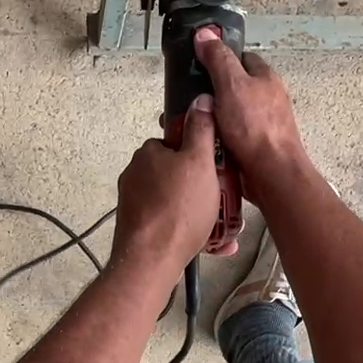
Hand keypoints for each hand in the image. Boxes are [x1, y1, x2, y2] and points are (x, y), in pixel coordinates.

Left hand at [112, 95, 220, 279]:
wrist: (150, 262)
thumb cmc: (178, 208)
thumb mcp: (199, 161)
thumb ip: (201, 129)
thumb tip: (200, 100)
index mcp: (148, 153)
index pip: (177, 142)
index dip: (201, 153)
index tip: (218, 168)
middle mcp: (136, 175)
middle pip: (179, 173)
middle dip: (206, 187)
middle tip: (226, 200)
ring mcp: (136, 204)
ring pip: (177, 200)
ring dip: (202, 211)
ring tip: (226, 229)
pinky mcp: (139, 229)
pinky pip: (171, 222)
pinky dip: (191, 230)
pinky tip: (213, 244)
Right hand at [193, 26, 310, 194]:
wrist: (272, 174)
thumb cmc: (256, 127)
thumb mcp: (232, 85)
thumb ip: (218, 59)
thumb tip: (204, 34)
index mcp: (264, 78)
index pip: (239, 58)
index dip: (217, 59)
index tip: (196, 65)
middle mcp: (265, 98)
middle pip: (230, 87)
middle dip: (207, 94)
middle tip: (185, 100)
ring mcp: (260, 123)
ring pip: (226, 113)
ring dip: (207, 118)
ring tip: (186, 125)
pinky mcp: (253, 145)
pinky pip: (228, 136)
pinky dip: (213, 138)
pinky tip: (199, 142)